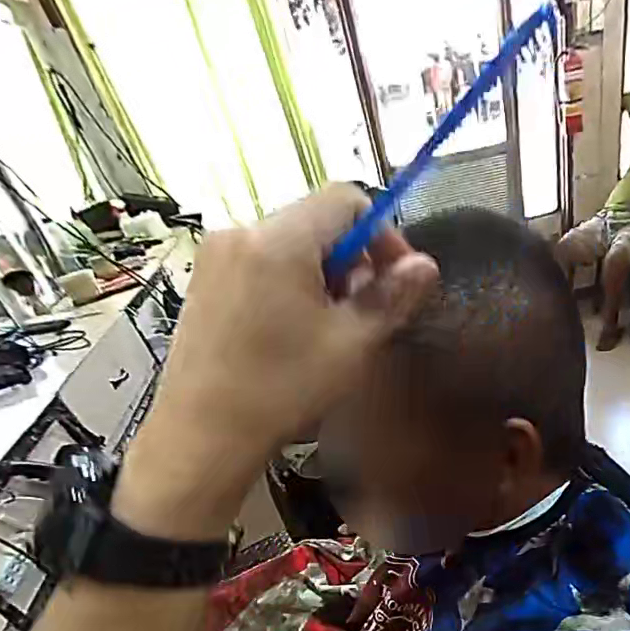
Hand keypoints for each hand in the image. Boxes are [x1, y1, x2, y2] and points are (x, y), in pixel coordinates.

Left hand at [115, 185, 438, 539]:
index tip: (398, 281)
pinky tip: (295, 333)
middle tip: (365, 315)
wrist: (204, 432)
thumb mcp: (352, 344)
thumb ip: (392, 297)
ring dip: (326, 276)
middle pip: (318, 222)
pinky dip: (292, 285)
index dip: (385, 234)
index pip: (346, 198)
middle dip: (354, 262)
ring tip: (331, 330)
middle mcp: (242, 232)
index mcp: (280, 240)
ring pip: (292, 245)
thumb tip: (426, 265)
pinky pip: (263, 264)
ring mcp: (216, 255)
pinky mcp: (204, 280)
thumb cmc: (284, 387)